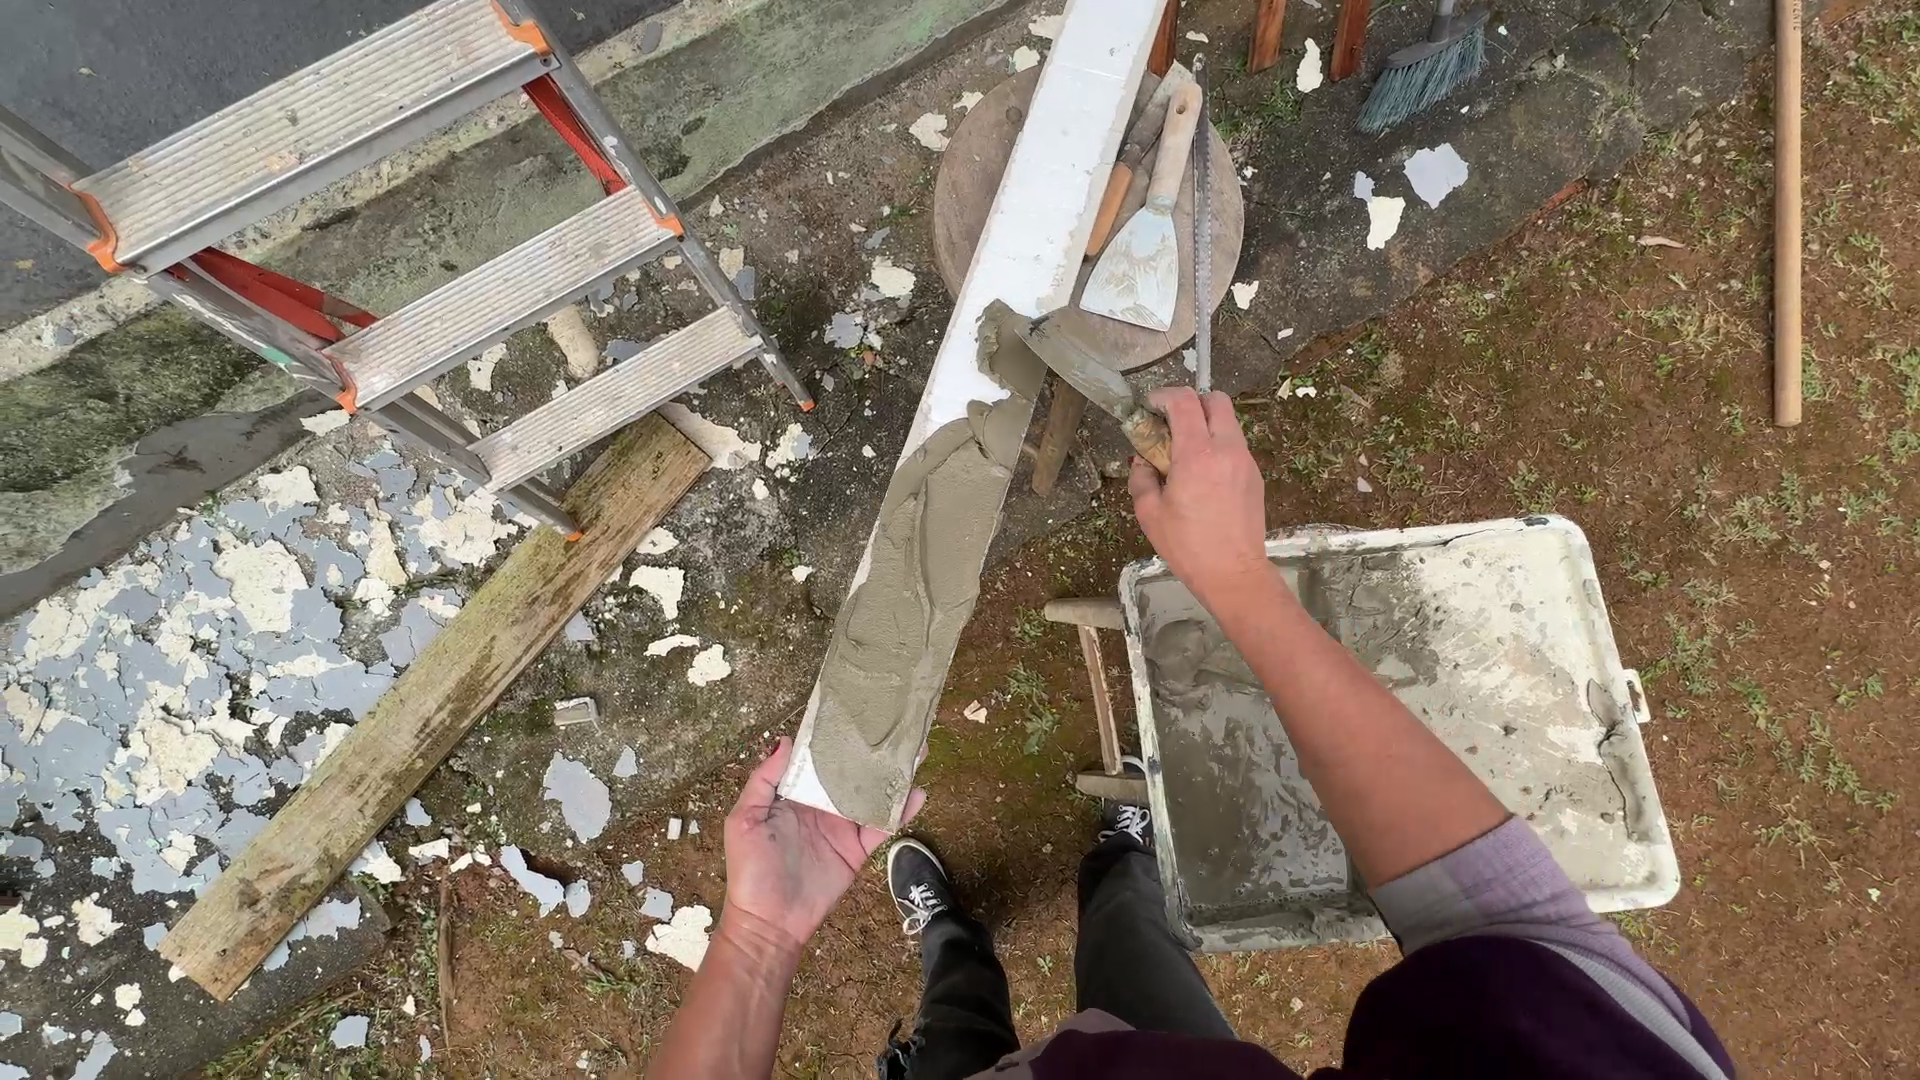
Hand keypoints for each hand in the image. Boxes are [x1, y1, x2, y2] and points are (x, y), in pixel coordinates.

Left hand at [720, 737, 925, 957]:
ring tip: (918, 751)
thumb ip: (764, 779)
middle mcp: (823, 804)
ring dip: (894, 775)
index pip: (819, 759)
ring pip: (873, 794)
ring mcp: (843, 826)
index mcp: (796, 793)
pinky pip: (883, 826)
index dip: (835, 738)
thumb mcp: (745, 819)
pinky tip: (918, 793)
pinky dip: (902, 811)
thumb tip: (786, 740)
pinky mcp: (857, 849)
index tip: (855, 712)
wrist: (768, 923)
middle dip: (873, 751)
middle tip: (897, 726)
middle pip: (853, 772)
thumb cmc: (750, 868)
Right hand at [1129, 387, 1271, 611]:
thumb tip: (1142, 461)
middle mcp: (1226, 449)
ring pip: (1228, 421)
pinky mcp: (1254, 475)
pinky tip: (1202, 475)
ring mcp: (1245, 461)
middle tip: (1170, 423)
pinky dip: (1217, 445)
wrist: (1232, 572)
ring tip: (1184, 452)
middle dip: (1191, 402)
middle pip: (1215, 399)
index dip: (1163, 395)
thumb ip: (1141, 478)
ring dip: (1205, 424)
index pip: (1184, 402)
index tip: (1149, 407)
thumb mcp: (1149, 513)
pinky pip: (1235, 445)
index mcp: (1196, 455)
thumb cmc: (1187, 546)